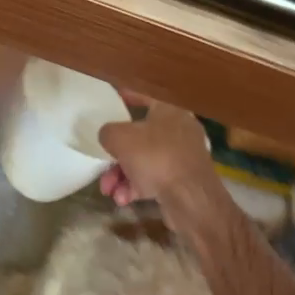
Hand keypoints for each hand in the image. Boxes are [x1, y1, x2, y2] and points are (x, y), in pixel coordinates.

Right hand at [97, 92, 216, 208]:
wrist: (191, 198)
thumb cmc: (156, 157)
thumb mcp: (121, 139)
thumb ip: (109, 132)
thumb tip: (108, 135)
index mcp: (168, 110)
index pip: (144, 96)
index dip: (127, 96)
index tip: (113, 99)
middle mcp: (178, 129)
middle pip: (140, 136)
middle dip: (118, 154)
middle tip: (103, 164)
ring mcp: (182, 156)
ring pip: (145, 160)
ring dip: (122, 175)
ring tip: (109, 190)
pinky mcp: (182, 180)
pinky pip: (154, 178)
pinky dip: (137, 187)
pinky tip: (123, 199)